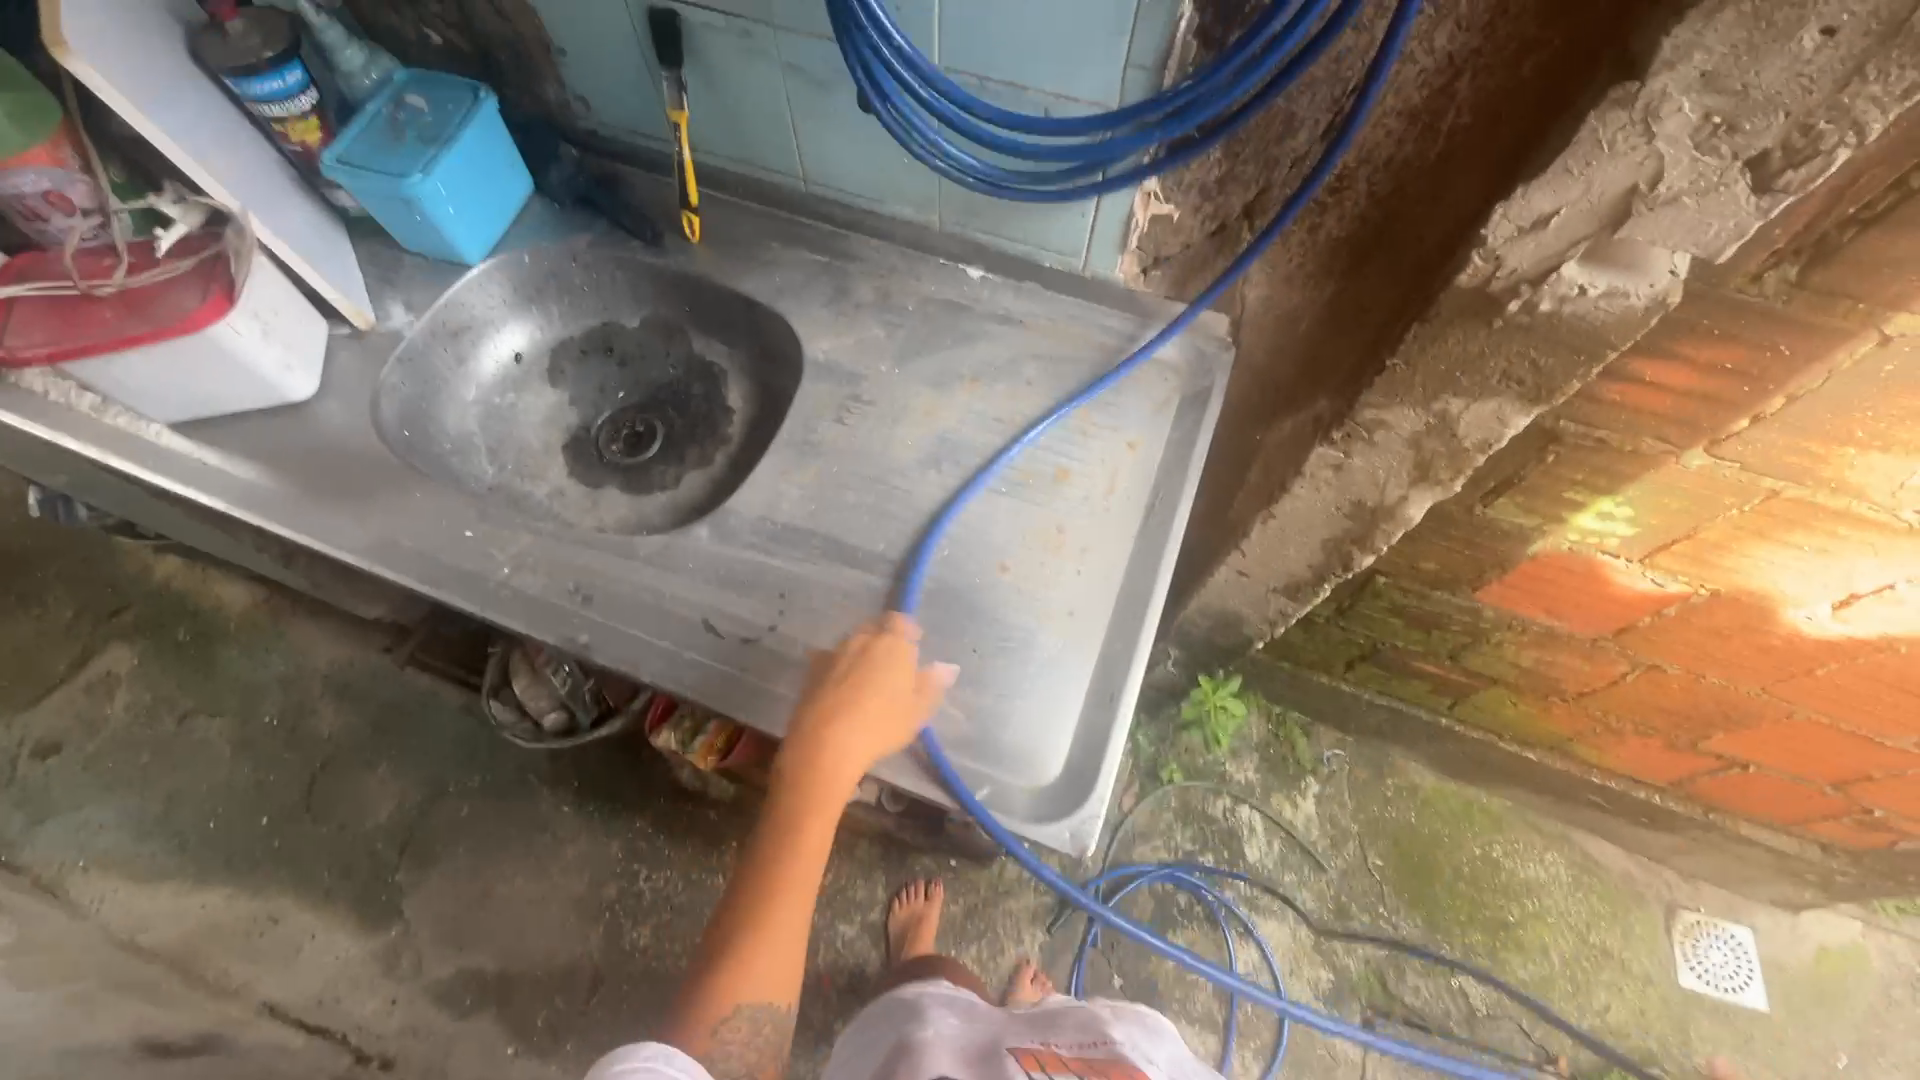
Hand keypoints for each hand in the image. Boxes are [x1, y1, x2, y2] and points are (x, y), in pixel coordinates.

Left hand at [777, 613, 957, 792]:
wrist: (825, 741)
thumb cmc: (882, 724)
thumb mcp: (918, 710)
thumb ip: (933, 684)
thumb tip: (947, 666)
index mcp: (893, 643)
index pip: (901, 620)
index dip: (907, 630)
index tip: (913, 645)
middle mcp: (862, 639)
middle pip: (874, 629)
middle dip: (883, 640)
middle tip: (891, 664)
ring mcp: (834, 653)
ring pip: (851, 644)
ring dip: (860, 654)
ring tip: (865, 679)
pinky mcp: (811, 670)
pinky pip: (830, 660)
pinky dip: (838, 668)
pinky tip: (840, 689)